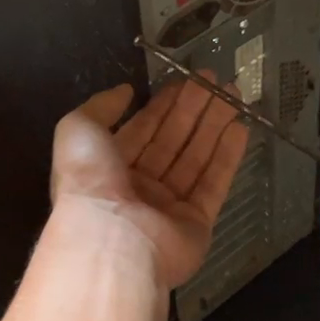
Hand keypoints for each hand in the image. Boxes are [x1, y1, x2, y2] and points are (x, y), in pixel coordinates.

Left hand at [50, 78, 249, 288]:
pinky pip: (214, 184)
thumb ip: (101, 106)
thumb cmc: (89, 179)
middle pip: (173, 139)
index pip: (143, 127)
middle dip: (193, 109)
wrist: (110, 241)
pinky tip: (240, 129)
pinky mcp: (195, 223)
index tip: (185, 79)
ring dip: (214, 125)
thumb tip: (125, 91)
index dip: (164, 103)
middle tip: (215, 80)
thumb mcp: (78, 129)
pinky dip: (227, 157)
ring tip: (233, 95)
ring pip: (196, 157)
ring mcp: (168, 205)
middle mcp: (139, 184)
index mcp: (109, 164)